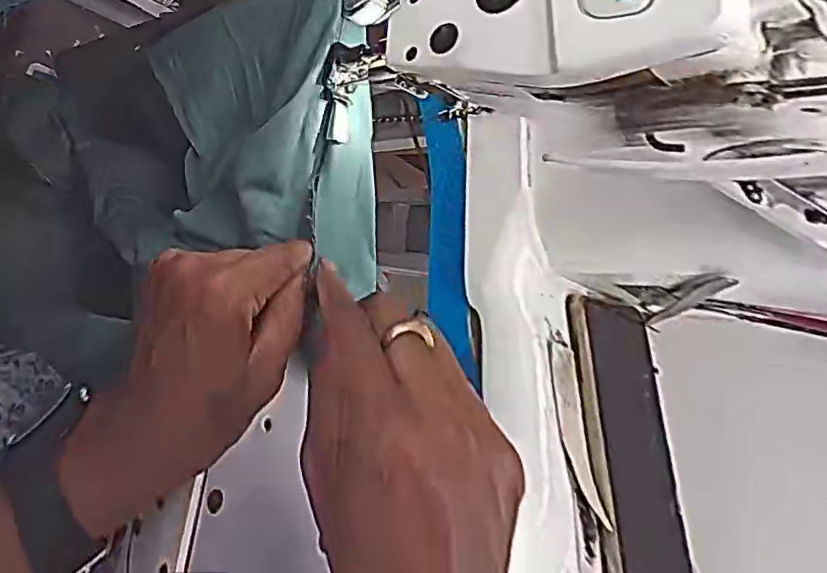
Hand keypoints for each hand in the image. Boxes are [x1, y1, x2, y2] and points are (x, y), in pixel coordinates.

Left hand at [58, 241, 310, 535]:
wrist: (142, 427)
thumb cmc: (202, 415)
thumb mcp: (266, 373)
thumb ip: (292, 313)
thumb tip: (301, 279)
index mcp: (223, 291)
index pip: (283, 255)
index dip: (298, 275)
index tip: (298, 298)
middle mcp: (194, 266)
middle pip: (257, 256)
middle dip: (267, 284)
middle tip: (257, 329)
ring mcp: (173, 264)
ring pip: (235, 259)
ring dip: (242, 284)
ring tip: (230, 329)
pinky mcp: (162, 268)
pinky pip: (211, 264)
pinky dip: (217, 285)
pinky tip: (210, 321)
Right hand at [301, 264, 523, 572]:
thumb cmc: (370, 548)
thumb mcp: (322, 464)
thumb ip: (328, 387)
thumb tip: (332, 335)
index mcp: (379, 423)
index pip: (354, 325)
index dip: (337, 293)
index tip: (331, 279)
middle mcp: (434, 419)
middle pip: (401, 317)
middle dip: (374, 315)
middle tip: (362, 330)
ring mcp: (475, 431)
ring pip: (437, 340)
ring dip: (409, 346)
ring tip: (395, 379)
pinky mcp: (503, 446)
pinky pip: (466, 382)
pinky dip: (441, 384)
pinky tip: (427, 414)